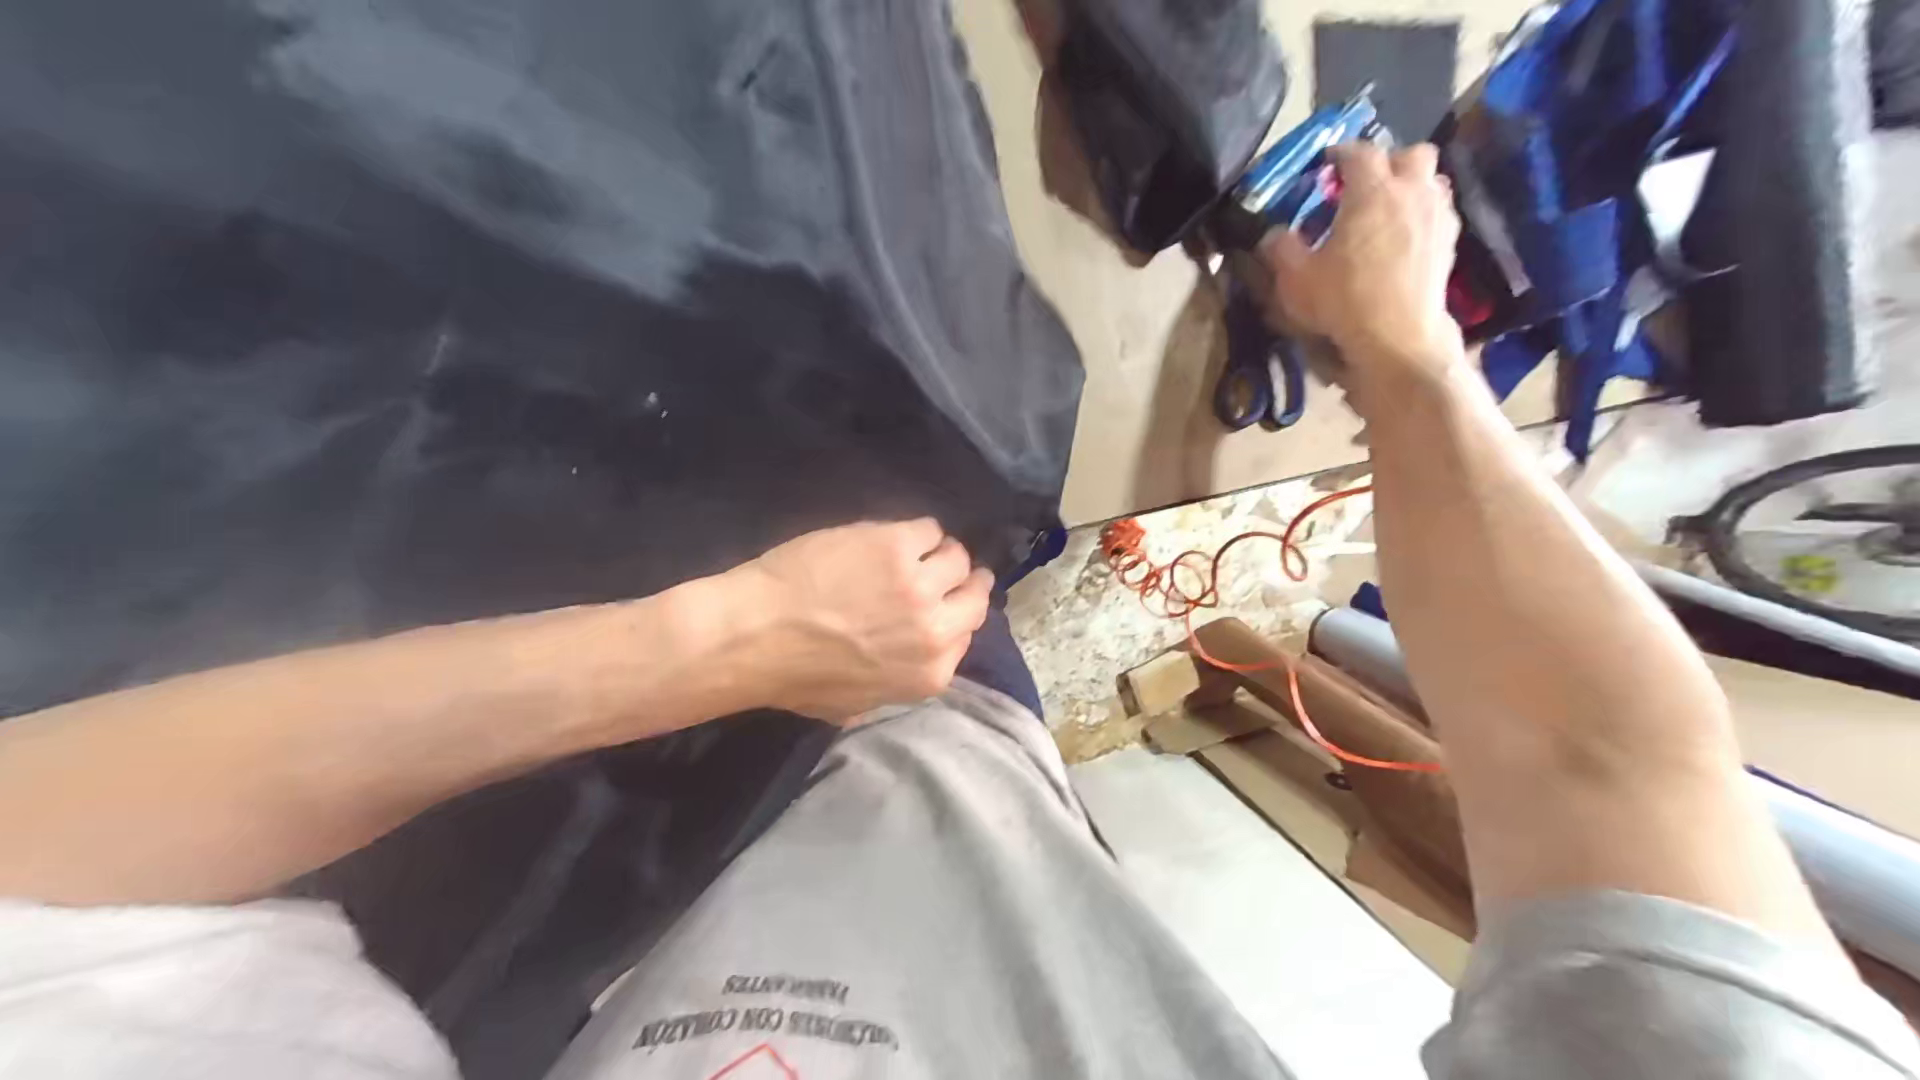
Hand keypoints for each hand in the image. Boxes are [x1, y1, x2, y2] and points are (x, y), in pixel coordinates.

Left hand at [731, 519, 993, 722]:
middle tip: (945, 569)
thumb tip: (918, 659)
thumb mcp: (856, 704)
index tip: (944, 601)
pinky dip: (915, 531)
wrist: (755, 635)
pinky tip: (889, 537)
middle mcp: (936, 629)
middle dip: (963, 581)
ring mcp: (921, 584)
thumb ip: (899, 683)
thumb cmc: (797, 676)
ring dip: (937, 553)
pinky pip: (928, 529)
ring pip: (956, 557)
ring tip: (910, 550)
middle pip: (974, 594)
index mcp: (931, 673)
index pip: (967, 633)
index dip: (954, 613)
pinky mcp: (899, 545)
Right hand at [1257, 143, 1464, 398]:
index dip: (1339, 152)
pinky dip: (1420, 214)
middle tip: (1362, 185)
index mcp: (1371, 191)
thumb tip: (1272, 234)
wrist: (1396, 335)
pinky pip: (1437, 211)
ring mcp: (1436, 214)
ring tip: (1384, 210)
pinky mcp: (1449, 241)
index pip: (1358, 152)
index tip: (1325, 163)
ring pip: (1429, 180)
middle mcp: (1411, 191)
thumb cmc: (1342, 300)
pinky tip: (1402, 237)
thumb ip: (1280, 249)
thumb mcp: (1295, 278)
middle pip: (1410, 153)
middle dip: (1386, 161)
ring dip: (1408, 185)